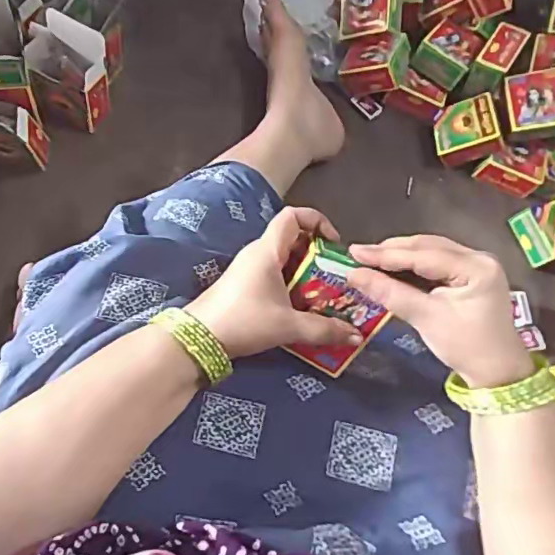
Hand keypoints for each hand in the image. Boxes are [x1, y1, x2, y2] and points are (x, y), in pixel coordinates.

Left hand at [186, 207, 361, 358]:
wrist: (199, 338)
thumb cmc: (244, 321)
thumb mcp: (288, 326)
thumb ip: (324, 330)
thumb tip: (355, 336)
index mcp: (267, 251)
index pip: (293, 216)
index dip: (317, 221)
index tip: (333, 244)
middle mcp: (257, 254)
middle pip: (291, 238)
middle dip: (316, 253)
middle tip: (332, 276)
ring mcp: (247, 269)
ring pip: (282, 259)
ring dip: (303, 272)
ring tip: (322, 294)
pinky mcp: (242, 285)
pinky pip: (272, 275)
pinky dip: (289, 284)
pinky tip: (299, 307)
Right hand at [346, 235, 535, 387]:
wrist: (497, 373)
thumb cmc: (465, 347)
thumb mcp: (426, 318)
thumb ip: (390, 293)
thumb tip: (354, 274)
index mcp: (475, 267)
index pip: (423, 254)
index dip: (385, 254)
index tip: (355, 252)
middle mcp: (479, 257)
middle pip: (427, 246)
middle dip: (392, 250)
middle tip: (358, 254)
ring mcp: (476, 265)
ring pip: (431, 251)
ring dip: (401, 255)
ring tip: (371, 258)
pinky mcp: (470, 275)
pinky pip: (436, 261)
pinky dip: (413, 264)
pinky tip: (393, 266)